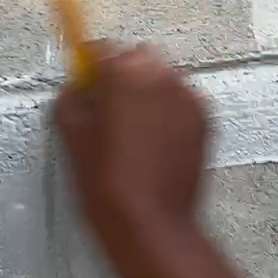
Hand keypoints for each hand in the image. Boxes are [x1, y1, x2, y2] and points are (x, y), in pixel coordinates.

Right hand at [52, 43, 211, 277]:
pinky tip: (154, 140)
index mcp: (124, 76)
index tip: (84, 76)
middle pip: (137, 58)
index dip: (90, 64)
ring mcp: (188, 98)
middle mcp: (161, 77)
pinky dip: (168, 109)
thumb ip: (71, 101)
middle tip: (106, 107)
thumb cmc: (110, 188)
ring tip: (132, 128)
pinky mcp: (205, 119)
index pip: (103, 49)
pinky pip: (182, 100)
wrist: (152, 228)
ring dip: (147, 90)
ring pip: (162, 77)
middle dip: (122, 75)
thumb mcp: (74, 141)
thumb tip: (75, 88)